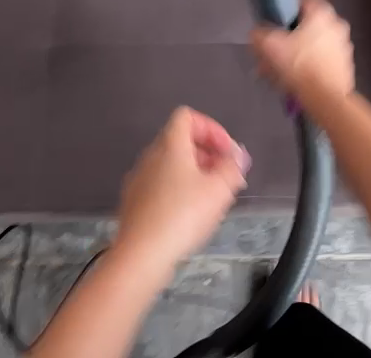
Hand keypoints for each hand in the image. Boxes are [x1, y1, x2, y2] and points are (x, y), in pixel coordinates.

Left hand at [113, 107, 249, 275]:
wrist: (140, 255)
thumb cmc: (182, 215)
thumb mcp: (218, 190)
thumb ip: (232, 168)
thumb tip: (237, 155)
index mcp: (170, 144)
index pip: (187, 116)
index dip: (211, 128)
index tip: (226, 152)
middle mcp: (150, 155)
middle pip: (180, 140)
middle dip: (207, 154)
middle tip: (225, 177)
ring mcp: (138, 178)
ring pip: (170, 164)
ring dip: (193, 173)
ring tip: (210, 199)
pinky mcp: (133, 201)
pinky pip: (159, 184)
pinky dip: (177, 190)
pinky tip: (188, 216)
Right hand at [250, 0, 354, 108]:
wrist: (326, 99)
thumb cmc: (299, 65)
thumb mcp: (269, 46)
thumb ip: (259, 35)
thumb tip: (256, 34)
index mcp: (322, 13)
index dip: (287, 7)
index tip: (276, 19)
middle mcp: (337, 25)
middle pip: (307, 26)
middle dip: (288, 38)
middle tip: (273, 51)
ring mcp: (344, 47)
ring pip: (313, 45)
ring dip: (296, 55)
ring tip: (278, 71)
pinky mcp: (345, 67)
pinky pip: (321, 61)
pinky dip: (308, 68)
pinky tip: (292, 81)